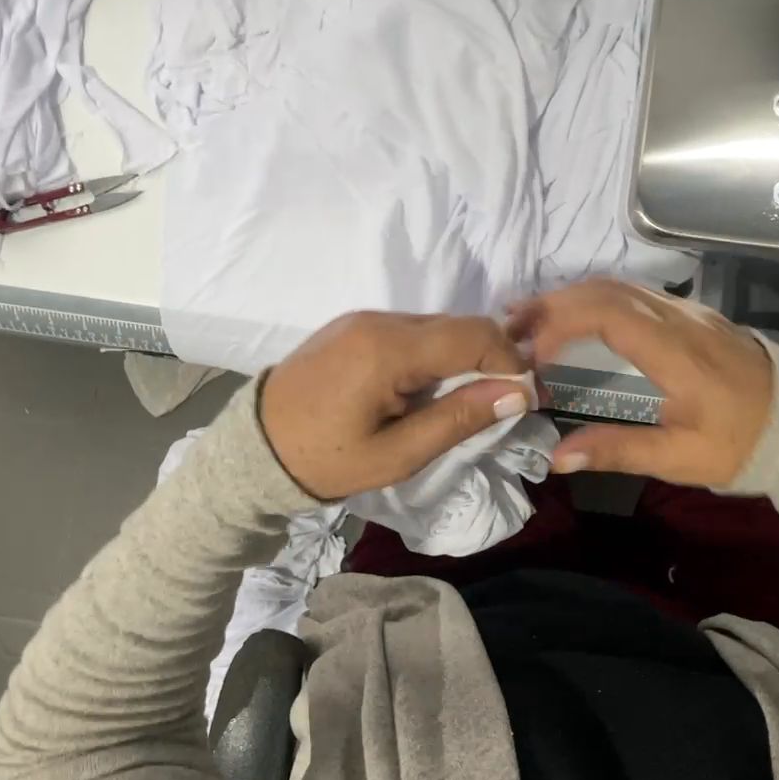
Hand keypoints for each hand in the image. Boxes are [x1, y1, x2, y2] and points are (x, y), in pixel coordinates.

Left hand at [262, 312, 535, 499]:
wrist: (253, 451)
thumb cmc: (325, 461)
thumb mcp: (397, 454)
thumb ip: (458, 419)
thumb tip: (516, 393)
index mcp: (387, 349)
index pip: (473, 335)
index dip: (510, 362)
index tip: (525, 397)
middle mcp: (377, 320)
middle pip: (457, 325)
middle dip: (489, 360)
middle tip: (499, 404)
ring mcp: (361, 318)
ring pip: (435, 326)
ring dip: (459, 358)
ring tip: (460, 402)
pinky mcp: (351, 326)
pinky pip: (408, 331)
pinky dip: (431, 355)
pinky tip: (424, 390)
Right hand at [508, 278, 771, 485]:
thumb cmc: (740, 442)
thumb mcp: (680, 458)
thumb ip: (618, 451)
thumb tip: (557, 457)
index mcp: (677, 353)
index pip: (610, 314)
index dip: (562, 322)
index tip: (531, 352)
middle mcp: (680, 319)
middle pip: (607, 290)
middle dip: (553, 304)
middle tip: (510, 327)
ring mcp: (687, 311)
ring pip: (618, 286)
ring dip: (570, 298)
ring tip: (529, 321)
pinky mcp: (689, 314)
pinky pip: (632, 293)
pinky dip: (592, 301)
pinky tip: (572, 319)